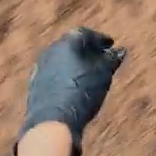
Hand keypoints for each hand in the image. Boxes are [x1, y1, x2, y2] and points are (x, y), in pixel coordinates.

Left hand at [18, 28, 126, 155]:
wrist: (53, 120)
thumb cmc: (82, 92)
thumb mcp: (103, 74)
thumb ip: (112, 60)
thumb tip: (120, 50)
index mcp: (68, 41)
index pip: (87, 34)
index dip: (102, 40)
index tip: (111, 46)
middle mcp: (51, 49)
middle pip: (73, 45)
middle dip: (88, 51)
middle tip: (101, 59)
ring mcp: (41, 66)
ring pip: (62, 59)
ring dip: (76, 64)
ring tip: (90, 75)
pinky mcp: (35, 82)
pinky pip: (55, 73)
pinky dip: (66, 75)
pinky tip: (74, 87)